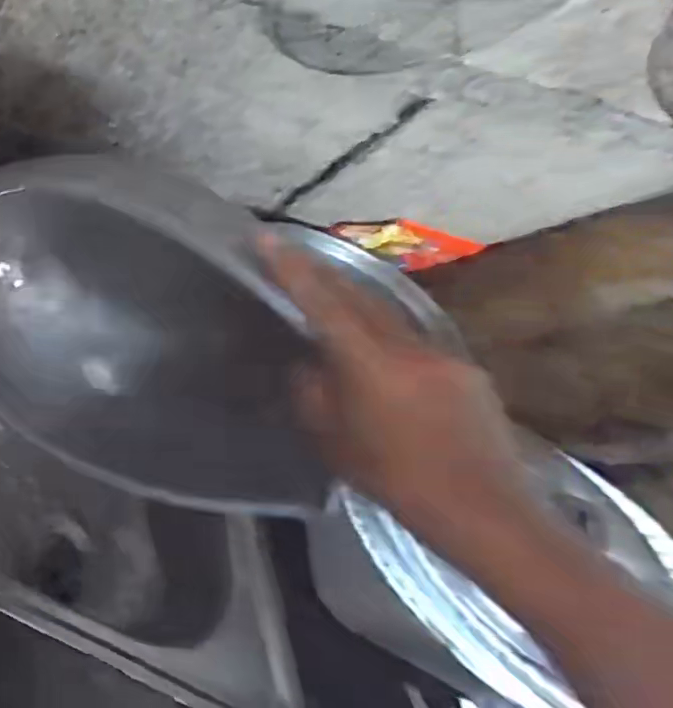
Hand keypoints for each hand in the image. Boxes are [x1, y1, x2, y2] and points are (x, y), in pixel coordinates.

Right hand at [259, 232, 541, 549]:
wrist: (488, 517)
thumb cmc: (391, 475)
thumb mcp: (327, 431)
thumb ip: (310, 385)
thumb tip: (306, 360)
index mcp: (370, 361)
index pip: (321, 302)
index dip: (290, 267)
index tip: (265, 237)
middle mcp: (411, 349)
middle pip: (358, 298)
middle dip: (320, 273)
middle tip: (287, 252)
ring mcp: (446, 360)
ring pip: (387, 316)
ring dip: (351, 299)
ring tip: (322, 288)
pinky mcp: (468, 376)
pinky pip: (410, 339)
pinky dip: (380, 329)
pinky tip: (369, 341)